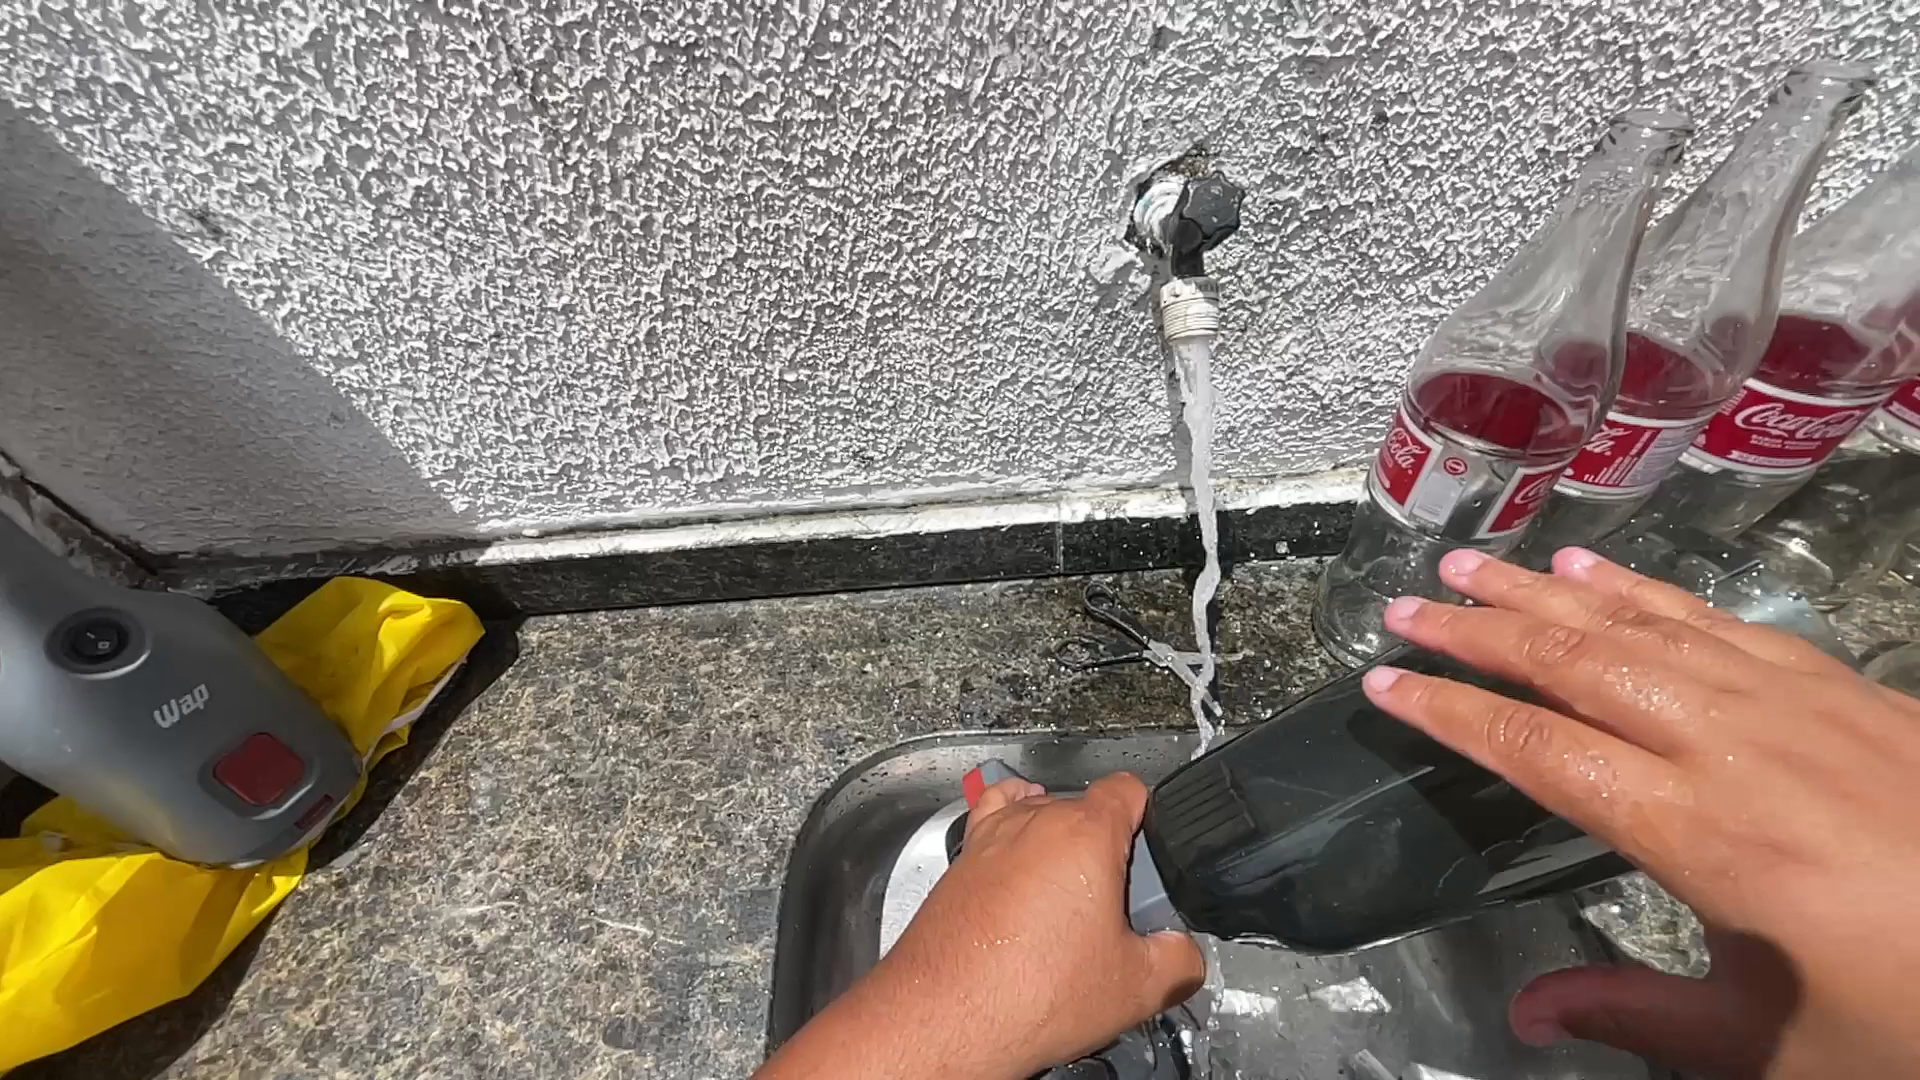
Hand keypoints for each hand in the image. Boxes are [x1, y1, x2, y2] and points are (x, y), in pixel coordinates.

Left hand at [756, 773, 1203, 1079]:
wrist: (950, 1009)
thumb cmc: (1034, 989)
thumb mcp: (1135, 987)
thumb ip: (1178, 959)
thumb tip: (1184, 952)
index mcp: (1088, 833)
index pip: (1128, 788)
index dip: (1147, 812)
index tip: (1152, 844)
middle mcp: (1040, 817)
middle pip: (1087, 809)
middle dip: (1107, 846)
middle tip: (1115, 902)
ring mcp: (997, 830)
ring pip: (1043, 814)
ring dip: (1061, 843)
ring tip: (1067, 897)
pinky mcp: (966, 851)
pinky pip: (995, 812)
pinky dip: (1013, 818)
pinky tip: (1021, 846)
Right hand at [1360, 547, 1919, 1078]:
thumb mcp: (1789, 1055)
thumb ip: (1642, 1014)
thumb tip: (1522, 1012)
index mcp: (1717, 838)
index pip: (1537, 749)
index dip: (1448, 712)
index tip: (1380, 685)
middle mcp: (1743, 750)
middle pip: (1573, 665)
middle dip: (1474, 631)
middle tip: (1401, 607)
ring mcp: (1801, 706)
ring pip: (1637, 626)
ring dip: (1540, 590)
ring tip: (1467, 563)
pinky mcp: (1847, 690)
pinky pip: (1718, 622)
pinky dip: (1642, 590)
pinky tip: (1591, 568)